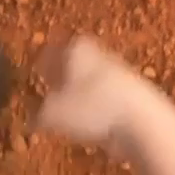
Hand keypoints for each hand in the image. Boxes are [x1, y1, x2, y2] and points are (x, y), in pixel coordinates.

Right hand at [33, 36, 161, 152]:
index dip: (46, 59)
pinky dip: (99, 110)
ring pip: (94, 82)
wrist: (143, 122)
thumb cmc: (91, 108)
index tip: (38, 69)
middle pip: (78, 62)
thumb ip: (40, 115)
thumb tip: (31, 120)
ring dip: (82, 95)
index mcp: (77, 51)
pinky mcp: (136, 98)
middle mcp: (100, 57)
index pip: (56, 48)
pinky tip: (92, 125)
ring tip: (69, 113)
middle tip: (51, 88)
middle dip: (64, 75)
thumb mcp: (53, 114)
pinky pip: (109, 101)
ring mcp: (121, 76)